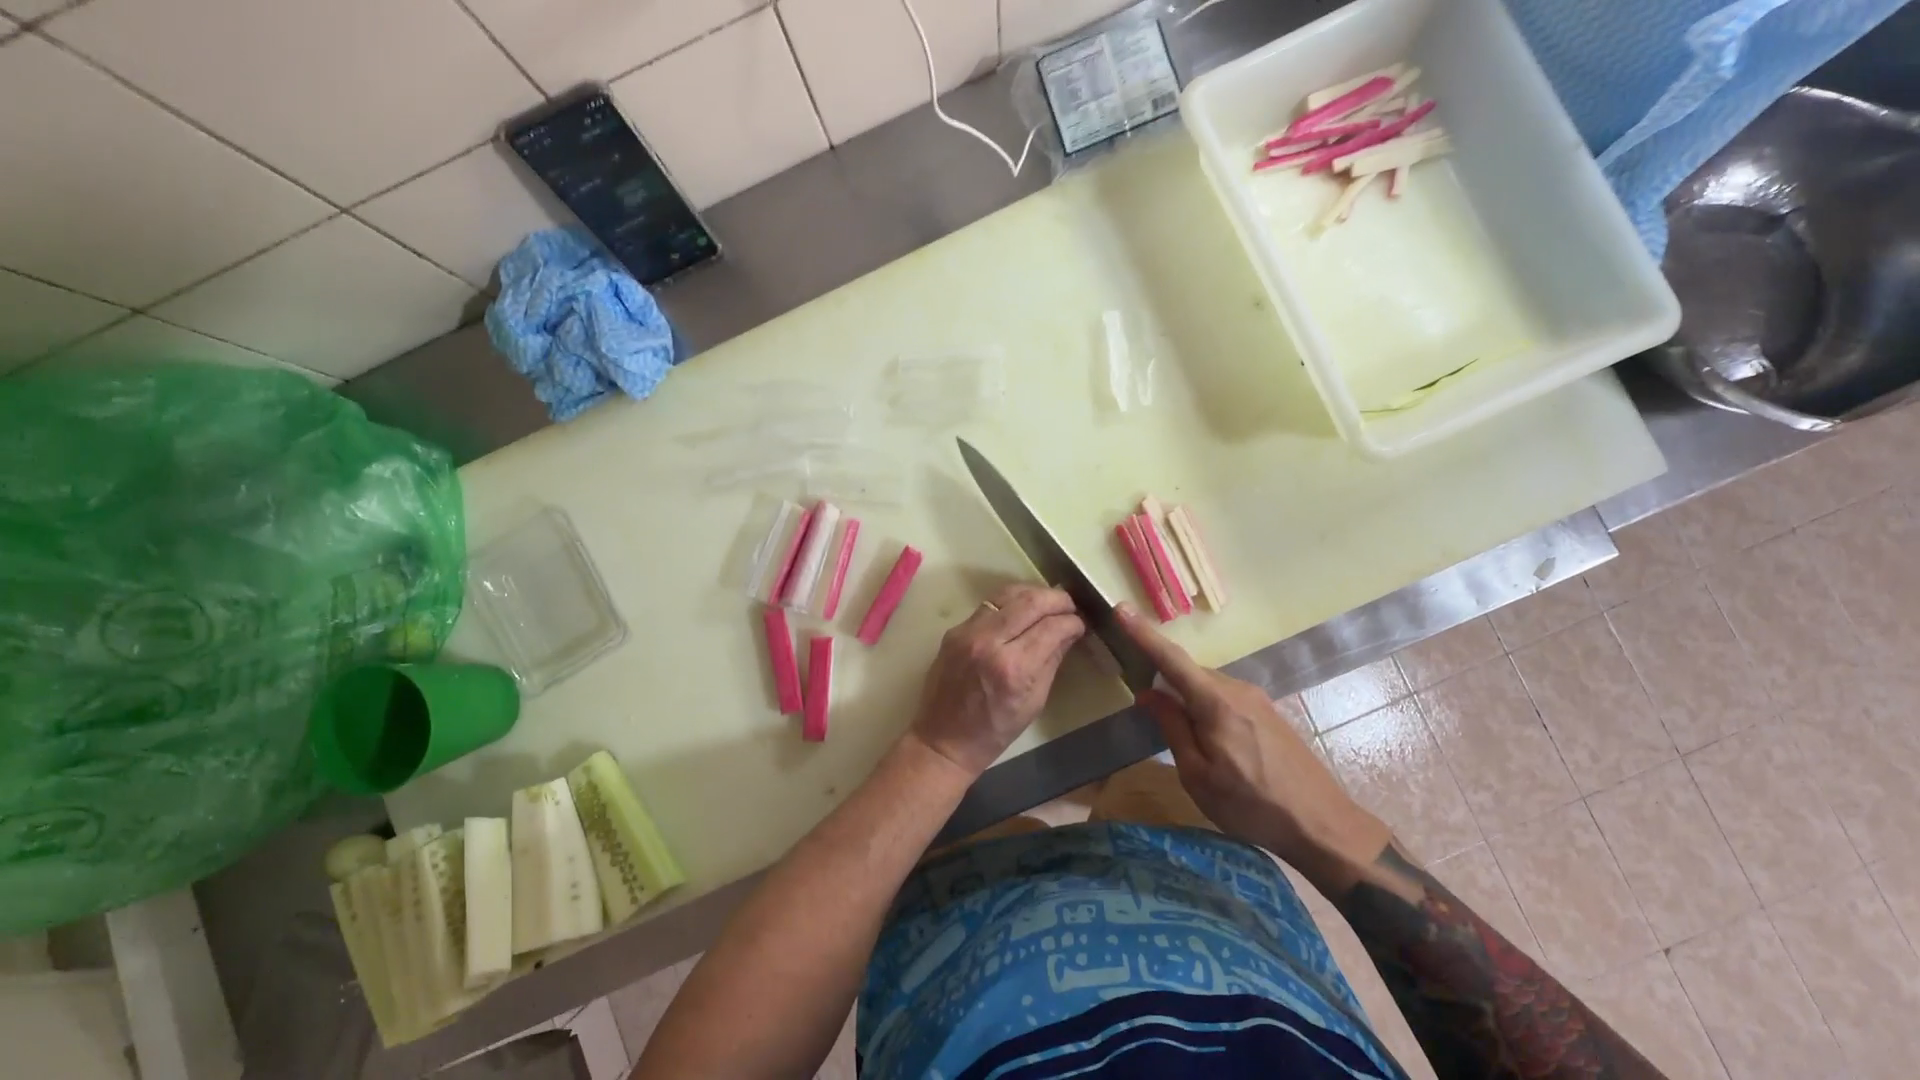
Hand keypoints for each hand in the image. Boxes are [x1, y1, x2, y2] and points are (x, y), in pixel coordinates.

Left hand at [909, 585, 1085, 776]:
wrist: (943, 739)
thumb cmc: (994, 730)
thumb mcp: (1034, 702)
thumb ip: (1052, 661)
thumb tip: (1069, 633)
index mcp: (1013, 668)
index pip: (1052, 628)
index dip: (1072, 622)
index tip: (1080, 624)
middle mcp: (989, 642)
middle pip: (1031, 602)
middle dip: (1057, 599)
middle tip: (1070, 606)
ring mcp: (967, 633)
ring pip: (1008, 595)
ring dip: (1033, 594)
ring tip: (1048, 603)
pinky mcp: (954, 630)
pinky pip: (989, 605)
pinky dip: (1010, 603)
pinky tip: (1021, 611)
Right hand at [1116, 604, 1392, 893]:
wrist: (1321, 824)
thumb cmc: (1251, 805)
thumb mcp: (1198, 775)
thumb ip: (1172, 728)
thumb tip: (1149, 693)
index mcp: (1216, 703)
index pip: (1171, 659)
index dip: (1143, 634)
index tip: (1121, 609)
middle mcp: (1238, 690)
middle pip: (1189, 673)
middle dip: (1163, 679)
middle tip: (1142, 705)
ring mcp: (1257, 700)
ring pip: (1207, 687)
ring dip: (1186, 700)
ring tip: (1178, 737)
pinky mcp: (1268, 714)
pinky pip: (1225, 699)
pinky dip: (1205, 708)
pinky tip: (1207, 741)